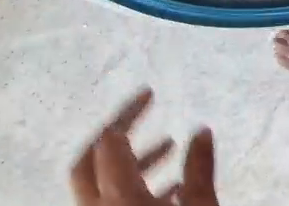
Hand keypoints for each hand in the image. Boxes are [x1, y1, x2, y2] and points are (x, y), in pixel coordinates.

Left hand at [69, 89, 217, 205]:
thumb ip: (199, 170)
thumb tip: (202, 131)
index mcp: (118, 198)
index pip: (109, 143)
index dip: (127, 113)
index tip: (150, 93)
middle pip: (86, 163)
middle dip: (114, 132)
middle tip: (141, 110)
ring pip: (99, 184)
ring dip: (131, 160)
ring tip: (169, 146)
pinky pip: (109, 202)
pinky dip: (132, 184)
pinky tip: (169, 185)